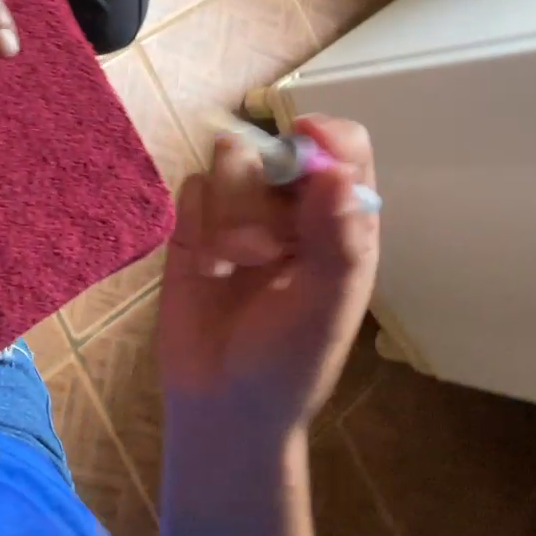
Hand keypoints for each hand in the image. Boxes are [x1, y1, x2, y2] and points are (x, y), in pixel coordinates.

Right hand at [158, 116, 379, 438]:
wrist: (218, 400)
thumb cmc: (288, 361)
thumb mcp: (324, 307)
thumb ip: (333, 239)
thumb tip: (334, 169)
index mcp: (339, 222)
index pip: (344, 150)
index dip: (325, 136)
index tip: (300, 137)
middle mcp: (291, 207)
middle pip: (274, 149)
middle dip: (261, 195)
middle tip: (262, 250)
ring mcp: (240, 211)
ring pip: (228, 163)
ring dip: (227, 217)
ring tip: (230, 266)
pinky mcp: (194, 221)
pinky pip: (191, 188)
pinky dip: (195, 226)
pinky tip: (204, 266)